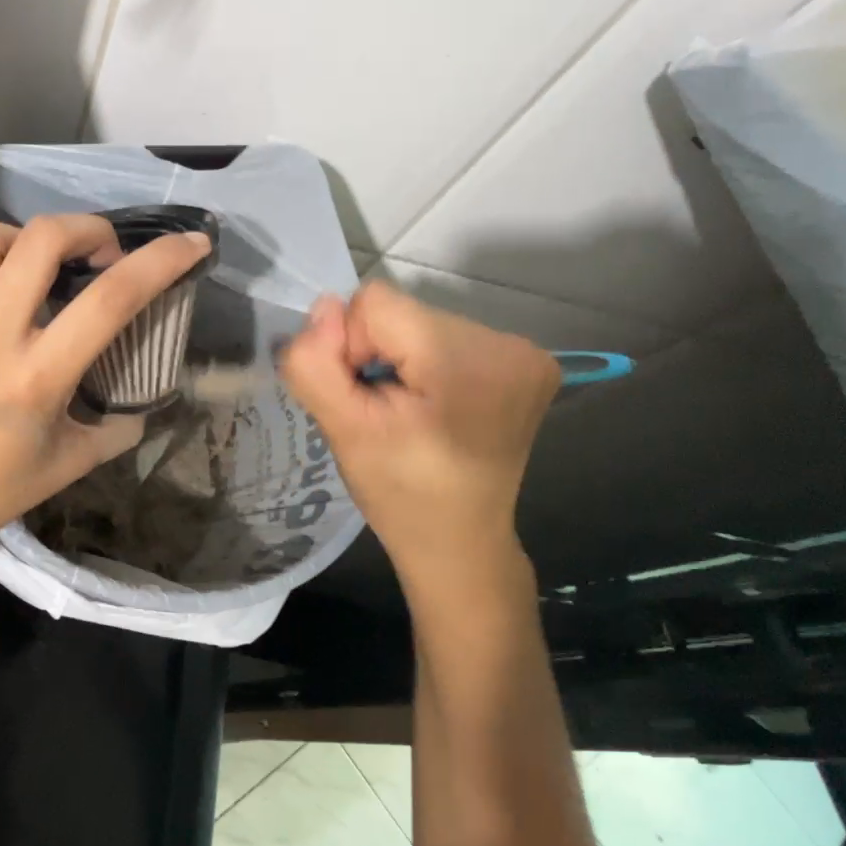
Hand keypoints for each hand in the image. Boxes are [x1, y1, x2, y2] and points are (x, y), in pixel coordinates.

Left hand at [0, 215, 211, 571]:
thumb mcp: (72, 464)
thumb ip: (119, 427)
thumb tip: (146, 400)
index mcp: (37, 378)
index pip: (109, 300)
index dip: (159, 262)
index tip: (191, 245)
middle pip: (42, 241)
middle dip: (90, 230)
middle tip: (103, 256)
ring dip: (26, 234)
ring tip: (42, 262)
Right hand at [279, 282, 558, 576]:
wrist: (458, 541)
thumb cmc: (397, 492)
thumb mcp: (342, 429)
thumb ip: (316, 363)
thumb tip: (323, 307)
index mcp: (464, 360)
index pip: (375, 304)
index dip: (350, 347)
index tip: (366, 399)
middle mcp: (507, 344)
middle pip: (401, 313)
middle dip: (378, 355)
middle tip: (386, 412)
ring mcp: (526, 353)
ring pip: (421, 323)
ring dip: (402, 361)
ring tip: (411, 412)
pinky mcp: (529, 362)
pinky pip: (450, 337)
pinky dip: (429, 366)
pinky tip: (436, 406)